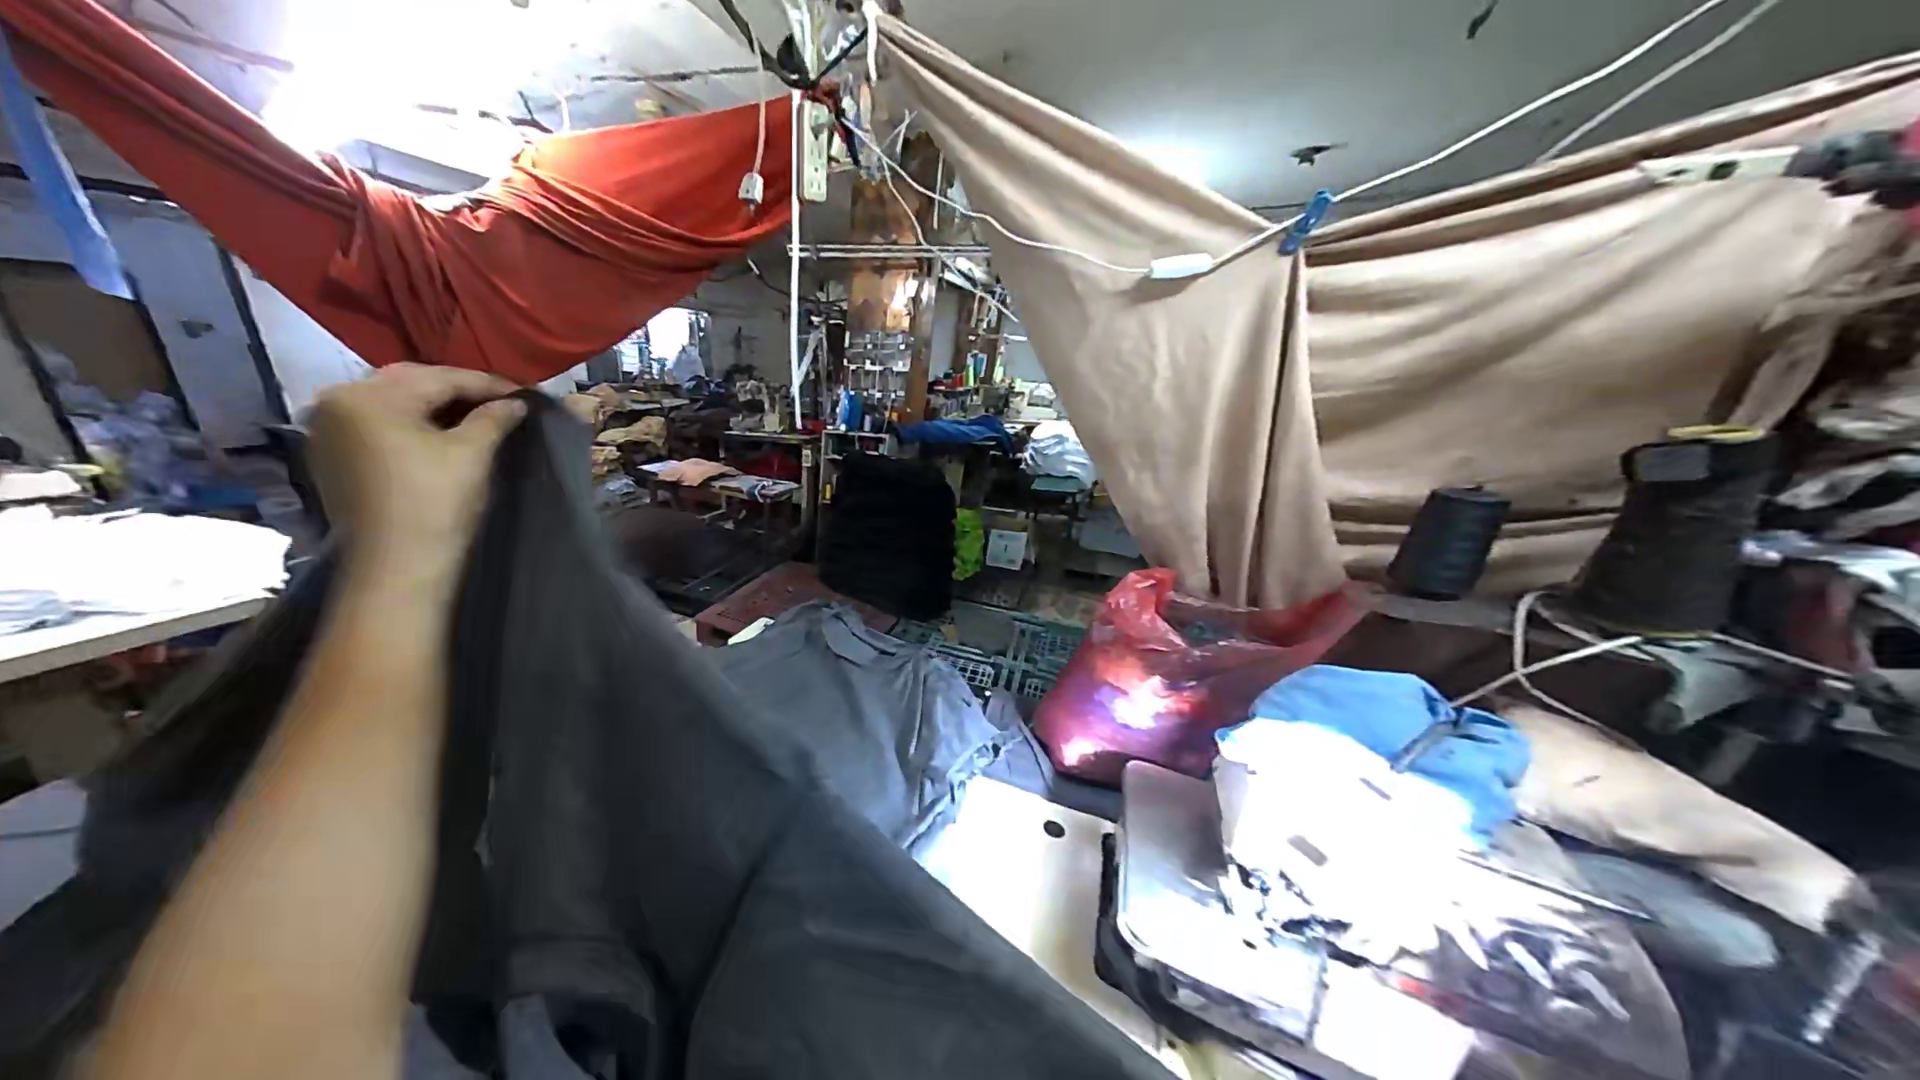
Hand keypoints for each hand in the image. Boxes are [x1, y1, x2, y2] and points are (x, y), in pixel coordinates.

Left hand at [309, 364, 524, 587]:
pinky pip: (378, 422)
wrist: (398, 563)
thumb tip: (516, 403)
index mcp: (369, 396)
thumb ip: (494, 418)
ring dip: (434, 404)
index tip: (525, 393)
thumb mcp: (472, 453)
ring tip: (476, 413)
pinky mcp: (332, 452)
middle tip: (502, 401)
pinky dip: (412, 421)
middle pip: (411, 383)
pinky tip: (441, 430)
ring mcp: (328, 427)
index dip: (488, 384)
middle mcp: (338, 401)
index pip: (440, 378)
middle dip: (458, 389)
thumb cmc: (437, 503)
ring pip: (393, 401)